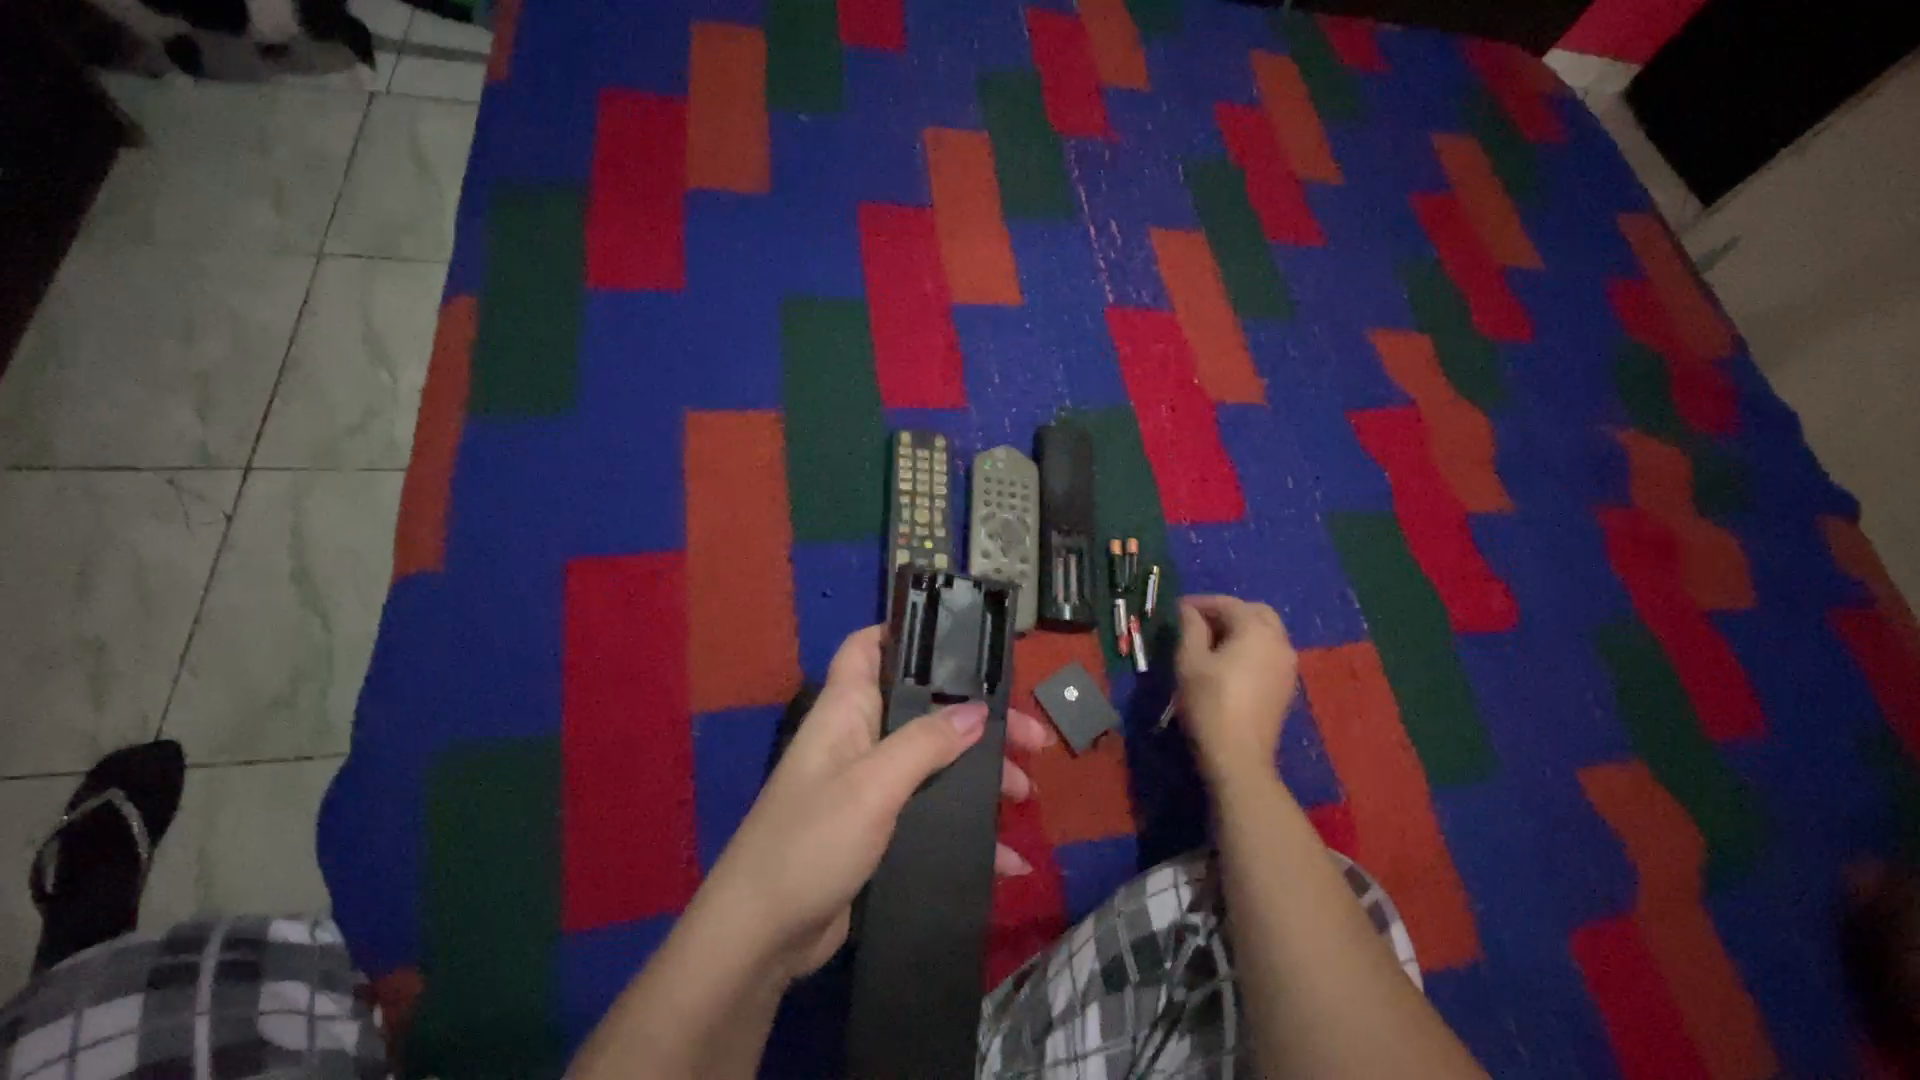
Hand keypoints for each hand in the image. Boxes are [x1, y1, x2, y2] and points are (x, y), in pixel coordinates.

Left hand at [692, 626, 1052, 982]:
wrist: (762, 936)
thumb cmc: (811, 842)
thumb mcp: (872, 785)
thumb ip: (925, 743)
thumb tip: (977, 710)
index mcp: (845, 712)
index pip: (869, 648)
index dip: (907, 633)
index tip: (965, 642)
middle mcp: (858, 742)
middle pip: (924, 711)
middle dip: (977, 720)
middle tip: (1031, 739)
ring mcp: (868, 790)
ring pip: (935, 765)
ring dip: (981, 775)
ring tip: (1025, 794)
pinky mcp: (879, 834)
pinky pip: (932, 817)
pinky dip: (968, 831)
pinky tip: (1008, 858)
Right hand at [1175, 595, 1298, 783]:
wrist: (1238, 756)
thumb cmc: (1209, 703)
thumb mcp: (1190, 661)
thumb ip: (1190, 628)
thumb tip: (1189, 611)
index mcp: (1256, 630)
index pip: (1228, 604)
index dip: (1201, 603)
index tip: (1178, 609)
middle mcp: (1280, 641)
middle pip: (1256, 612)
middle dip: (1227, 612)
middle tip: (1199, 622)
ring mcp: (1288, 665)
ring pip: (1267, 633)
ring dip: (1241, 629)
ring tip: (1211, 642)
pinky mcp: (1287, 685)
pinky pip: (1270, 653)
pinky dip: (1251, 648)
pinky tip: (1229, 662)